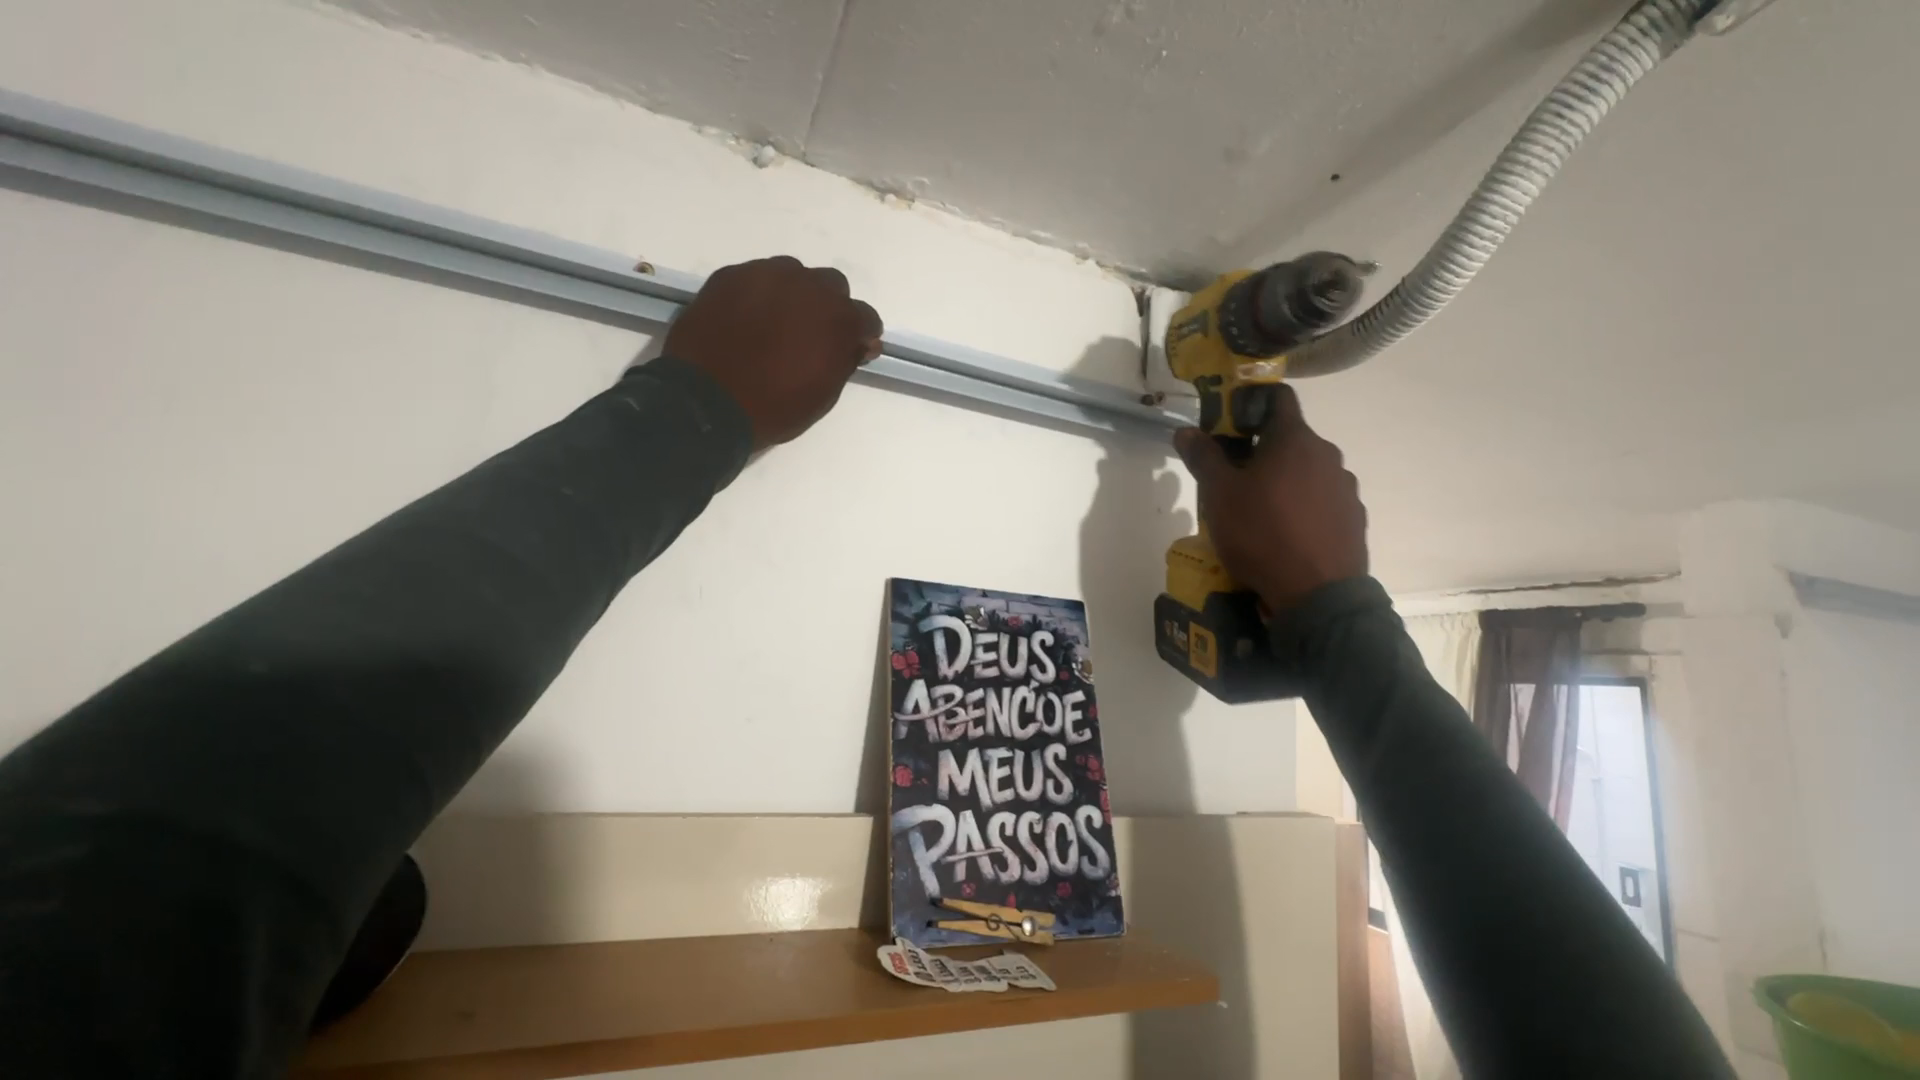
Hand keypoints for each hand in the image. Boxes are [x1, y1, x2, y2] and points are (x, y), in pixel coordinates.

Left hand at [666, 256, 883, 447]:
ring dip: (794, 295)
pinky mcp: (731, 275)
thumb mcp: (823, 395)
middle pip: (831, 286)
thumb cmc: (773, 407)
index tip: (850, 351)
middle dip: (828, 307)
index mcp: (838, 318)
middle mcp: (808, 285)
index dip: (860, 335)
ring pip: (793, 274)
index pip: (865, 318)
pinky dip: (759, 295)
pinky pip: (756, 278)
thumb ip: (846, 361)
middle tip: (810, 335)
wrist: (705, 401)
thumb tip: (858, 343)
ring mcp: (766, 274)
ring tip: (776, 323)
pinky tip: (746, 319)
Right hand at [1174, 384, 1368, 609]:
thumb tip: (1187, 431)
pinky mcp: (1354, 519)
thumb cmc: (1261, 534)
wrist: (1316, 594)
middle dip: (1262, 452)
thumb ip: (1203, 458)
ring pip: (1307, 473)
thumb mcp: (1218, 495)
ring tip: (1260, 515)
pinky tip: (1287, 536)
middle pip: (1290, 439)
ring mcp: (1345, 487)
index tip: (1228, 425)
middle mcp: (1326, 454)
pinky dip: (1304, 509)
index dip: (1250, 404)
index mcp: (1294, 439)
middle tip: (1233, 480)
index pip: (1277, 398)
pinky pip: (1322, 502)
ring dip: (1284, 483)